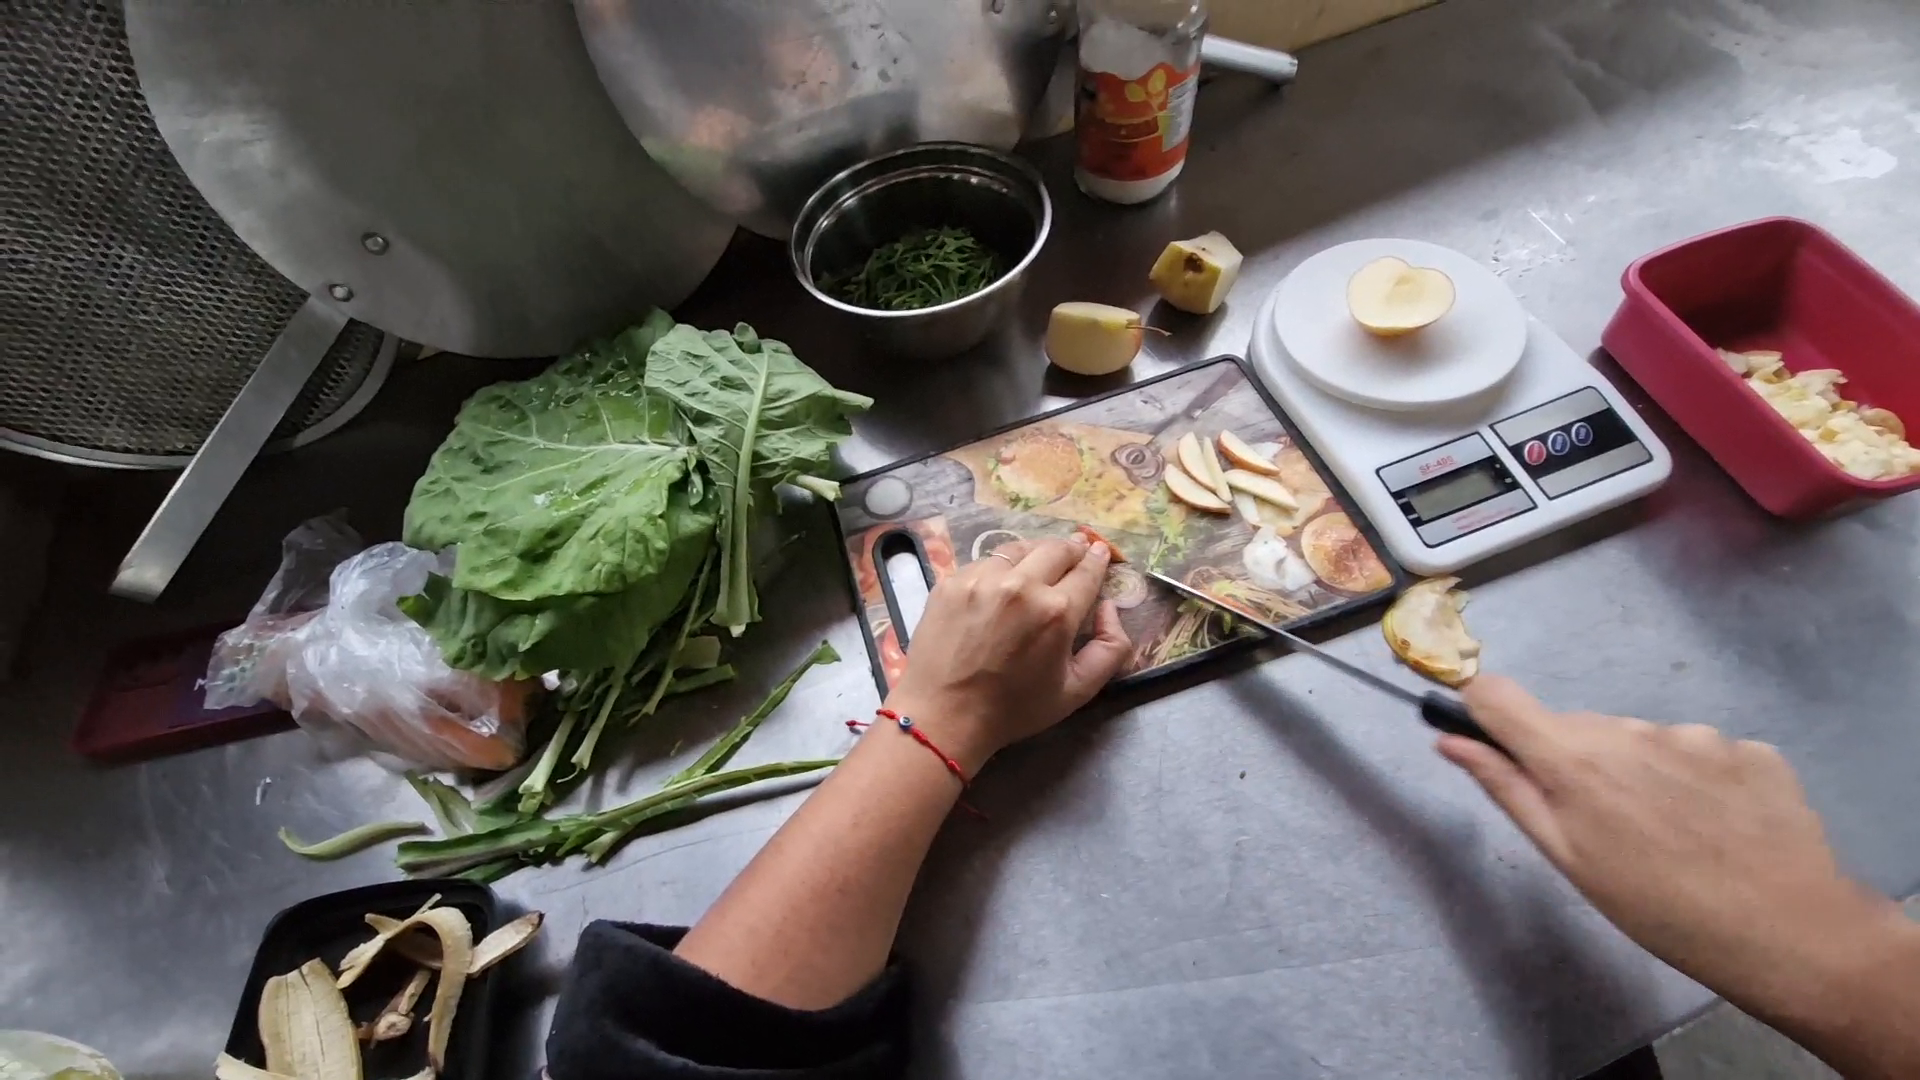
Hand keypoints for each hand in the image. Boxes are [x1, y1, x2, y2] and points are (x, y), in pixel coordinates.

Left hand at [884, 534, 1130, 773]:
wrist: (943, 715)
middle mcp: (1021, 585)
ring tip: (1040, 560)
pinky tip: (1001, 582)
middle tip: (1077, 550)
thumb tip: (1109, 607)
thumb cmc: (1014, 709)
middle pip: (1056, 549)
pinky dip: (1001, 566)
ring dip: (1036, 551)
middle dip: (1073, 548)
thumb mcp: (1078, 690)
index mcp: (1057, 611)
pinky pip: (985, 561)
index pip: (1087, 571)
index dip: (1097, 560)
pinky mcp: (952, 580)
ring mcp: (981, 578)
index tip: (1101, 552)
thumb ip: (1111, 647)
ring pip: (1019, 548)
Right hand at [1441, 678, 1912, 1030]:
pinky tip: (1713, 820)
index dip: (1481, 708)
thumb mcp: (1564, 854)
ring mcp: (1695, 735)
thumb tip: (1446, 740)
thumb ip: (1504, 786)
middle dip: (1569, 756)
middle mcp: (1627, 730)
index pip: (1495, 694)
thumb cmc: (1657, 906)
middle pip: (1569, 722)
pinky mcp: (1750, 749)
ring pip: (1632, 736)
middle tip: (1599, 816)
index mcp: (1572, 757)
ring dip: (1632, 766)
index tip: (1490, 738)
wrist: (1802, 943)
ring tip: (1665, 825)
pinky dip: (1690, 775)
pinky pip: (1692, 748)